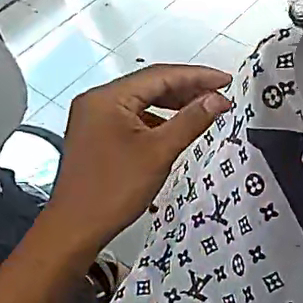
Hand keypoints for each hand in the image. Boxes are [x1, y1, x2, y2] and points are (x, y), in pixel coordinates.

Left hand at [34, 64, 231, 258]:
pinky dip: (160, 117)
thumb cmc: (113, 190)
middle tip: (220, 94)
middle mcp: (97, 102)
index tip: (225, 81)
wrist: (77, 226)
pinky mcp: (98, 134)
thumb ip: (191, 120)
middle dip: (188, 88)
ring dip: (175, 102)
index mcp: (107, 99)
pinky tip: (178, 126)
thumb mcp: (160, 151)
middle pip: (151, 84)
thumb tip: (216, 99)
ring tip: (206, 108)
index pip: (160, 76)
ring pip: (143, 100)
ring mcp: (95, 118)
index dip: (197, 76)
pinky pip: (135, 115)